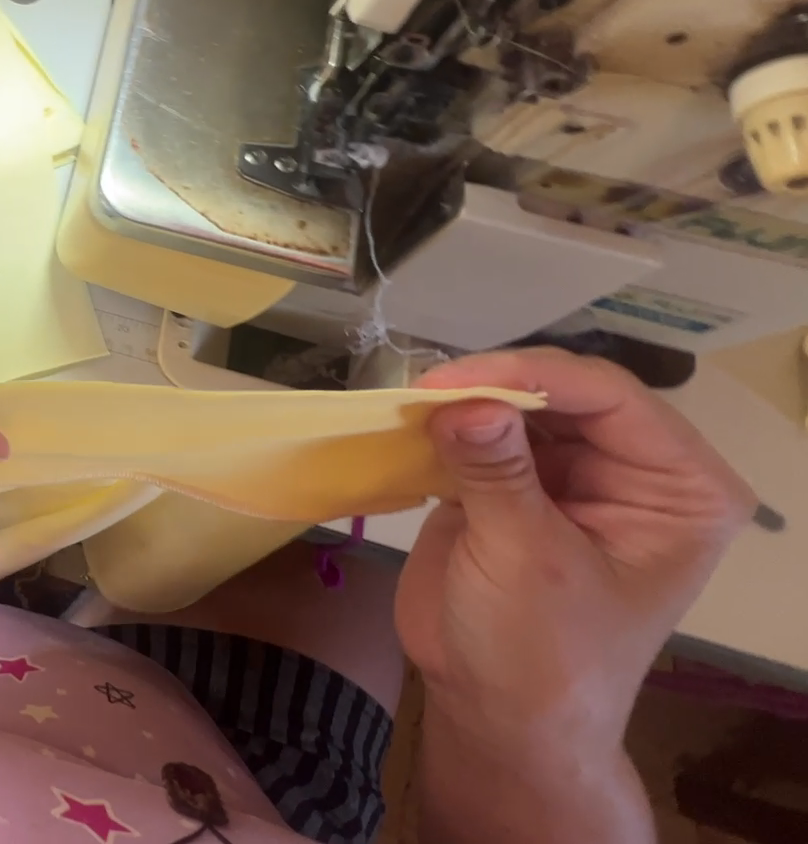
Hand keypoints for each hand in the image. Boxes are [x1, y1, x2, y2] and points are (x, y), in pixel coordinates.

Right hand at [398, 347, 756, 752]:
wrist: (492, 700)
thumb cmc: (539, 646)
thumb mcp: (525, 559)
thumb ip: (497, 474)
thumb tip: (460, 401)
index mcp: (674, 489)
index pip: (612, 400)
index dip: (531, 378)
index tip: (445, 384)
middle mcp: (626, 472)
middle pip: (561, 394)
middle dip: (491, 385)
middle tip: (417, 392)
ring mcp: (562, 477)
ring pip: (513, 407)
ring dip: (459, 402)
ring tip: (404, 404)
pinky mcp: (505, 486)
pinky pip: (475, 434)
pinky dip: (437, 425)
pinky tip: (404, 425)